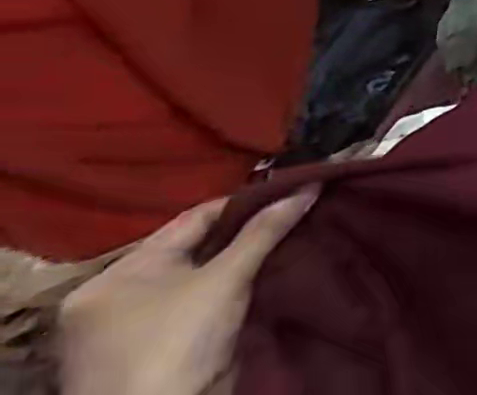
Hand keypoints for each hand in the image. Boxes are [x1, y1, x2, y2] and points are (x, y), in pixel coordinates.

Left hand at [57, 188, 316, 394]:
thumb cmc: (178, 339)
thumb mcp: (227, 278)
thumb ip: (266, 230)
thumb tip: (309, 186)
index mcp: (117, 275)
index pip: (193, 219)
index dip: (246, 201)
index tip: (295, 187)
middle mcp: (120, 293)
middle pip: (198, 244)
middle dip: (249, 227)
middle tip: (300, 206)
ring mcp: (139, 319)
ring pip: (205, 268)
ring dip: (246, 252)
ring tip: (294, 230)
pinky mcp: (162, 337)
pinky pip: (205, 291)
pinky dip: (236, 277)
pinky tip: (271, 264)